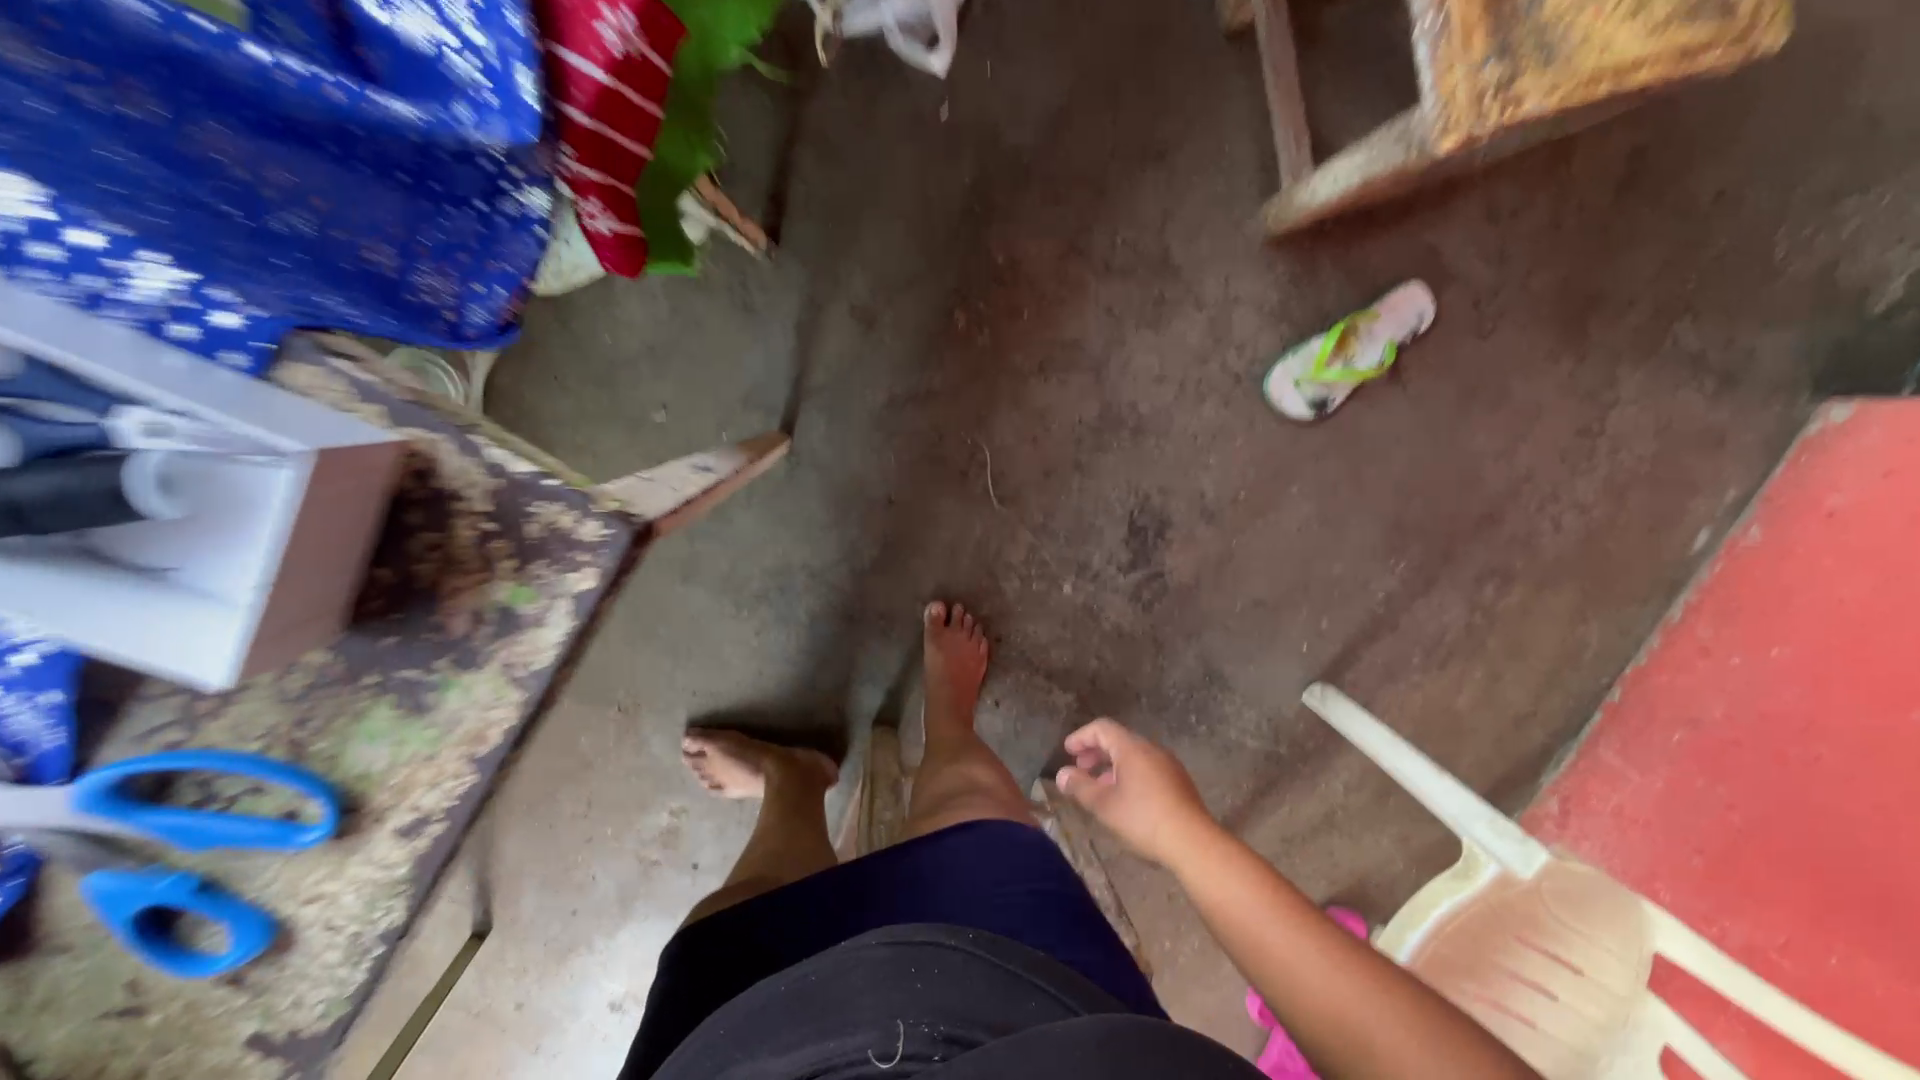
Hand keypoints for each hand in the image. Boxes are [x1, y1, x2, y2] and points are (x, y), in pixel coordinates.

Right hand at [1054, 719, 1217, 867]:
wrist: (1193, 842)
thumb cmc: (1143, 819)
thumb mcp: (1104, 805)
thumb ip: (1080, 786)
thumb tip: (1062, 774)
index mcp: (1132, 748)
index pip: (1102, 728)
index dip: (1081, 737)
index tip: (1067, 752)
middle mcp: (1152, 749)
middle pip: (1119, 740)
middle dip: (1096, 751)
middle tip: (1080, 768)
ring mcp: (1168, 765)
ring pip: (1134, 755)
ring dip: (1112, 765)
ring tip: (1100, 786)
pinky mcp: (1178, 781)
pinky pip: (1147, 768)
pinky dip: (1129, 774)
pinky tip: (1125, 798)